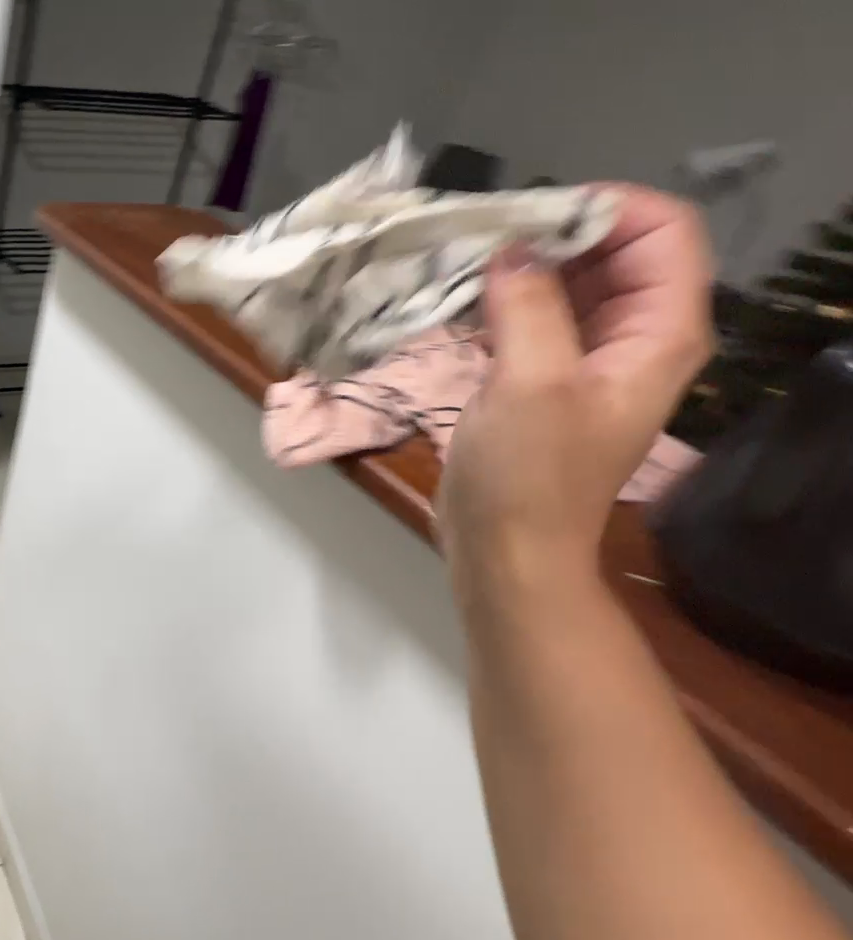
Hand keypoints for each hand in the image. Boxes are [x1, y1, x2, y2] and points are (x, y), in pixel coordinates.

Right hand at [437, 186, 714, 589]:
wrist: (506, 550)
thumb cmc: (527, 475)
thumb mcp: (529, 383)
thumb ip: (528, 308)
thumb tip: (512, 252)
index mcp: (658, 333)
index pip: (661, 232)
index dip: (602, 209)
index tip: (524, 216)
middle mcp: (633, 337)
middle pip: (614, 253)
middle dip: (551, 235)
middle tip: (479, 239)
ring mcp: (586, 361)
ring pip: (569, 286)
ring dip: (519, 270)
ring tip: (460, 268)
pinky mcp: (542, 381)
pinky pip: (534, 321)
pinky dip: (501, 305)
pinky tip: (458, 307)